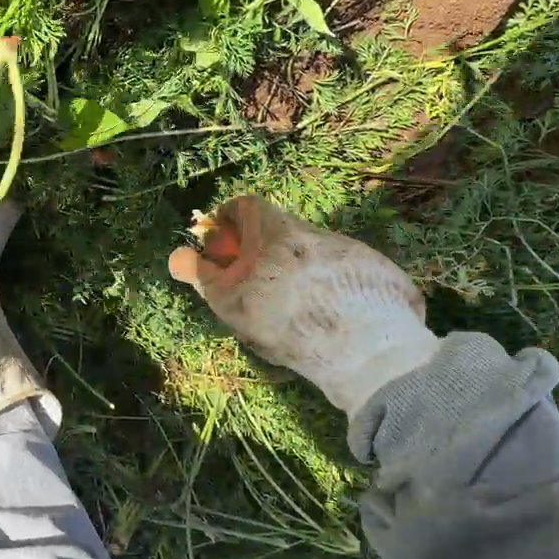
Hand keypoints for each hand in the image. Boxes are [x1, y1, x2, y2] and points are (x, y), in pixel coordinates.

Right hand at [168, 196, 439, 414]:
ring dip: (300, 271)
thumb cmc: (284, 320)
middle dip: (264, 252)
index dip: (230, 221)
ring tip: (298, 308)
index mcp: (275, 230)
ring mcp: (352, 251)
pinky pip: (348, 274)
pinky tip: (334, 318)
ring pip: (314, 253)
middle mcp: (314, 231)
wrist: (366, 353)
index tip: (226, 247)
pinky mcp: (383, 274)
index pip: (245, 205)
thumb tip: (176, 257)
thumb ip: (201, 275)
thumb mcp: (229, 301)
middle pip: (279, 230)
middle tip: (256, 284)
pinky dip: (335, 289)